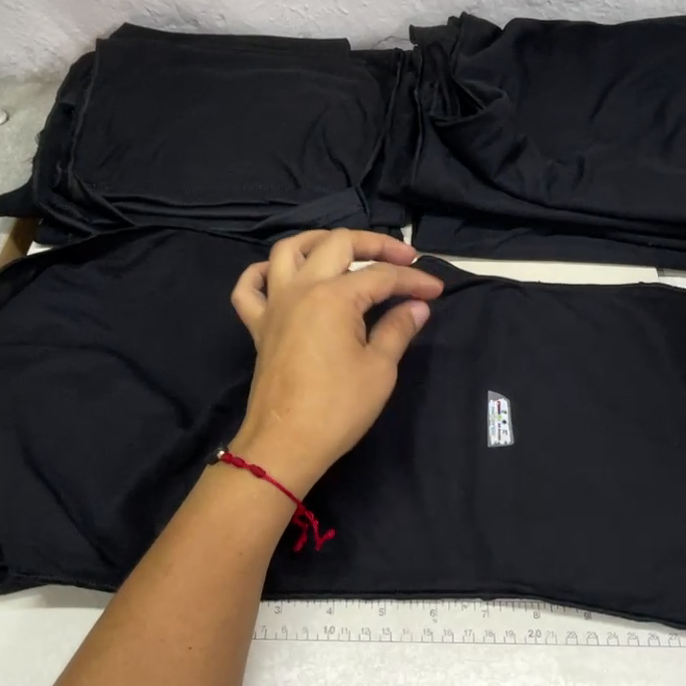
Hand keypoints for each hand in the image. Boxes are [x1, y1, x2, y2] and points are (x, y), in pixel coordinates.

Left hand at [228, 229, 444, 494]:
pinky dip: (262, 273)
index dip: (413, 280)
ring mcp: (274, 304)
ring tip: (345, 250)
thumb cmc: (338, 408)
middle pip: (337, 244)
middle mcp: (301, 288)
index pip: (382, 275)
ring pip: (288, 251)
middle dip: (375, 244)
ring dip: (318, 241)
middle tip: (403, 258)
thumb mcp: (380, 369)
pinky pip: (249, 287)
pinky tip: (281, 276)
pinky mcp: (257, 326)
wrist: (286, 444)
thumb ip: (397, 329)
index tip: (436, 290)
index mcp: (334, 296)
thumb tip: (416, 307)